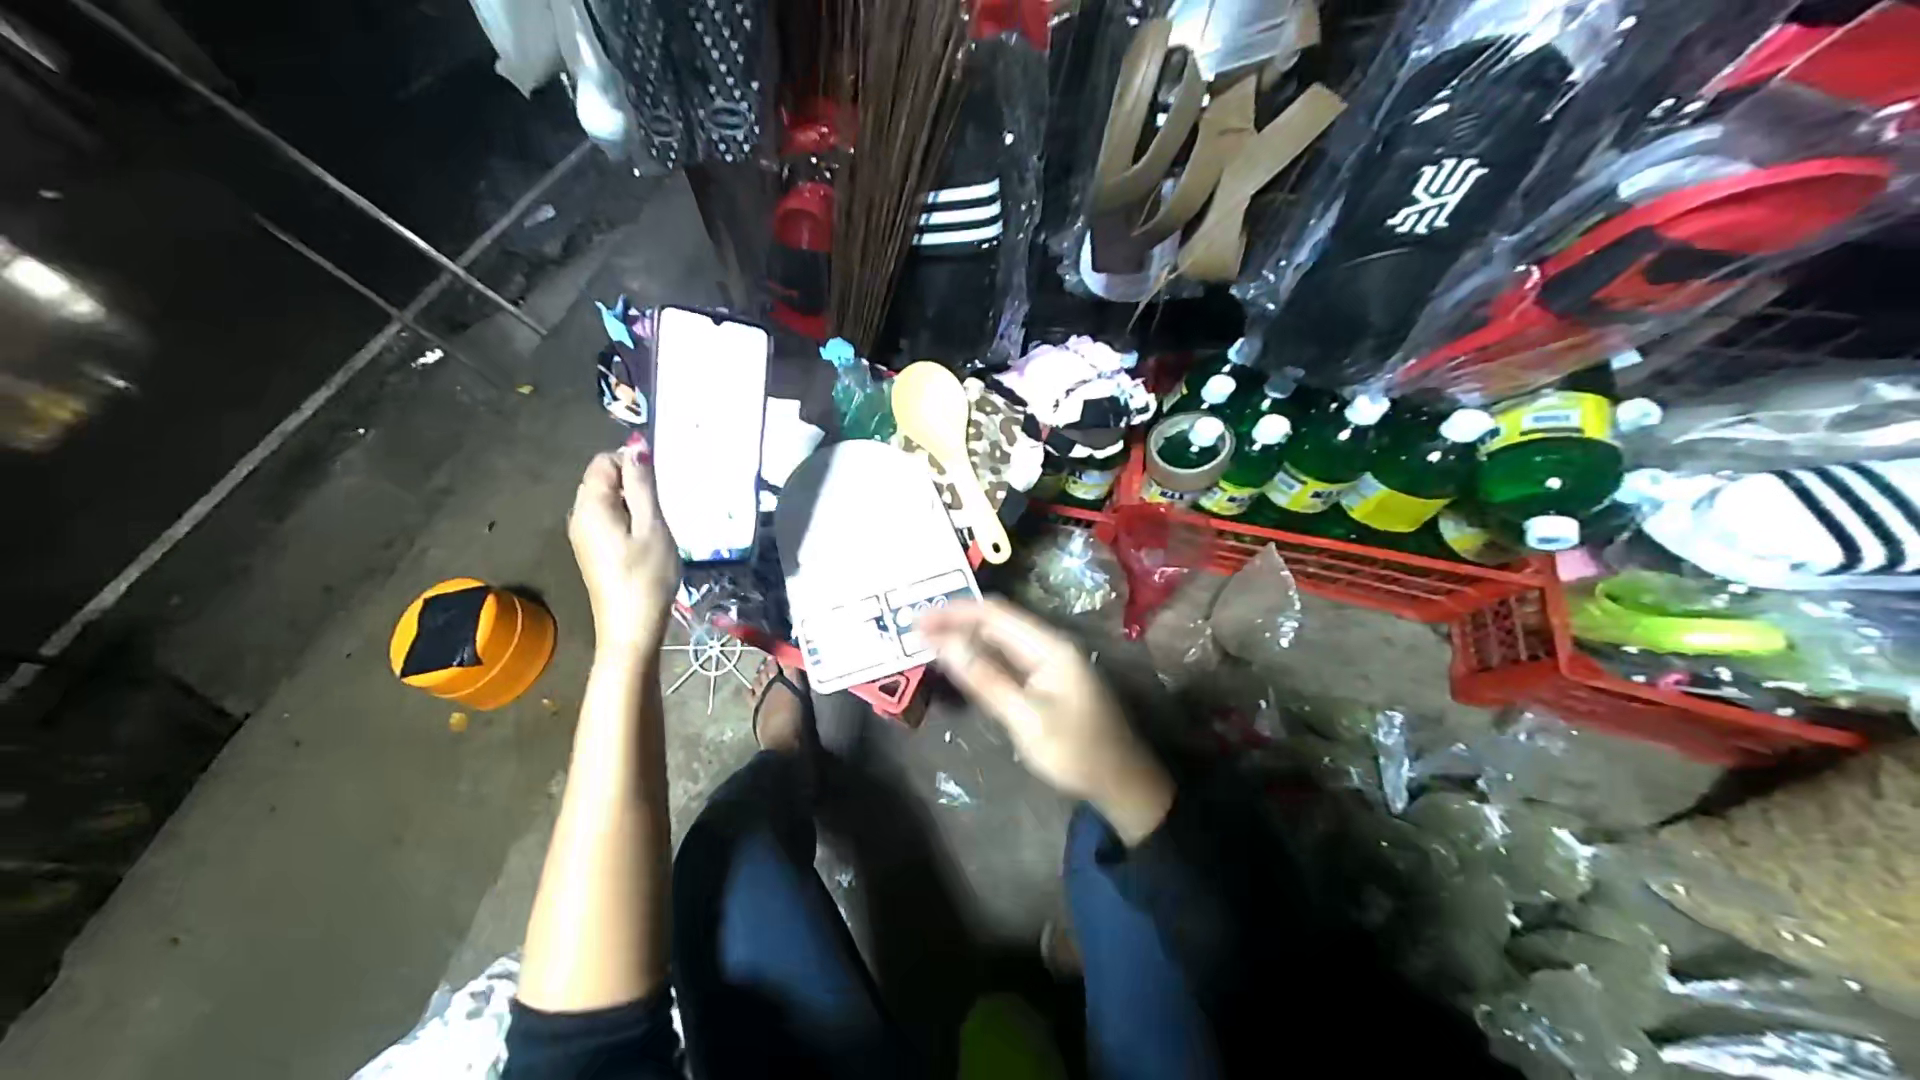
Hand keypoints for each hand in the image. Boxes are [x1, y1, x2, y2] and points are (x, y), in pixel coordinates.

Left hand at [569, 446, 681, 650]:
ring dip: (633, 501)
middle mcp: (579, 515)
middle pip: (602, 478)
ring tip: (658, 521)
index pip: (604, 461)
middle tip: (663, 504)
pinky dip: (627, 517)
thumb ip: (643, 485)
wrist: (630, 627)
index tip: (660, 484)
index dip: (632, 463)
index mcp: (591, 505)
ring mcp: (583, 534)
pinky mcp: (591, 549)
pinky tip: (646, 537)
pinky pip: (607, 517)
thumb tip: (637, 448)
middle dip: (632, 481)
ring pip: (606, 498)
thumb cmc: (647, 576)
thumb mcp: (653, 526)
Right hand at [922, 598, 1173, 843]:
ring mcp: (1049, 662)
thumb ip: (985, 678)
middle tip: (914, 632)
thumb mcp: (1025, 718)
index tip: (916, 620)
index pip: (994, 614)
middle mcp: (1049, 645)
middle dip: (955, 623)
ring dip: (966, 639)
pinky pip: (1008, 659)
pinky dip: (981, 658)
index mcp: (1049, 646)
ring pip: (1000, 640)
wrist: (1122, 783)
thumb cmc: (1075, 751)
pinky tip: (960, 665)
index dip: (953, 613)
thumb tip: (944, 644)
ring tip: (928, 644)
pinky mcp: (1047, 681)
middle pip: (996, 623)